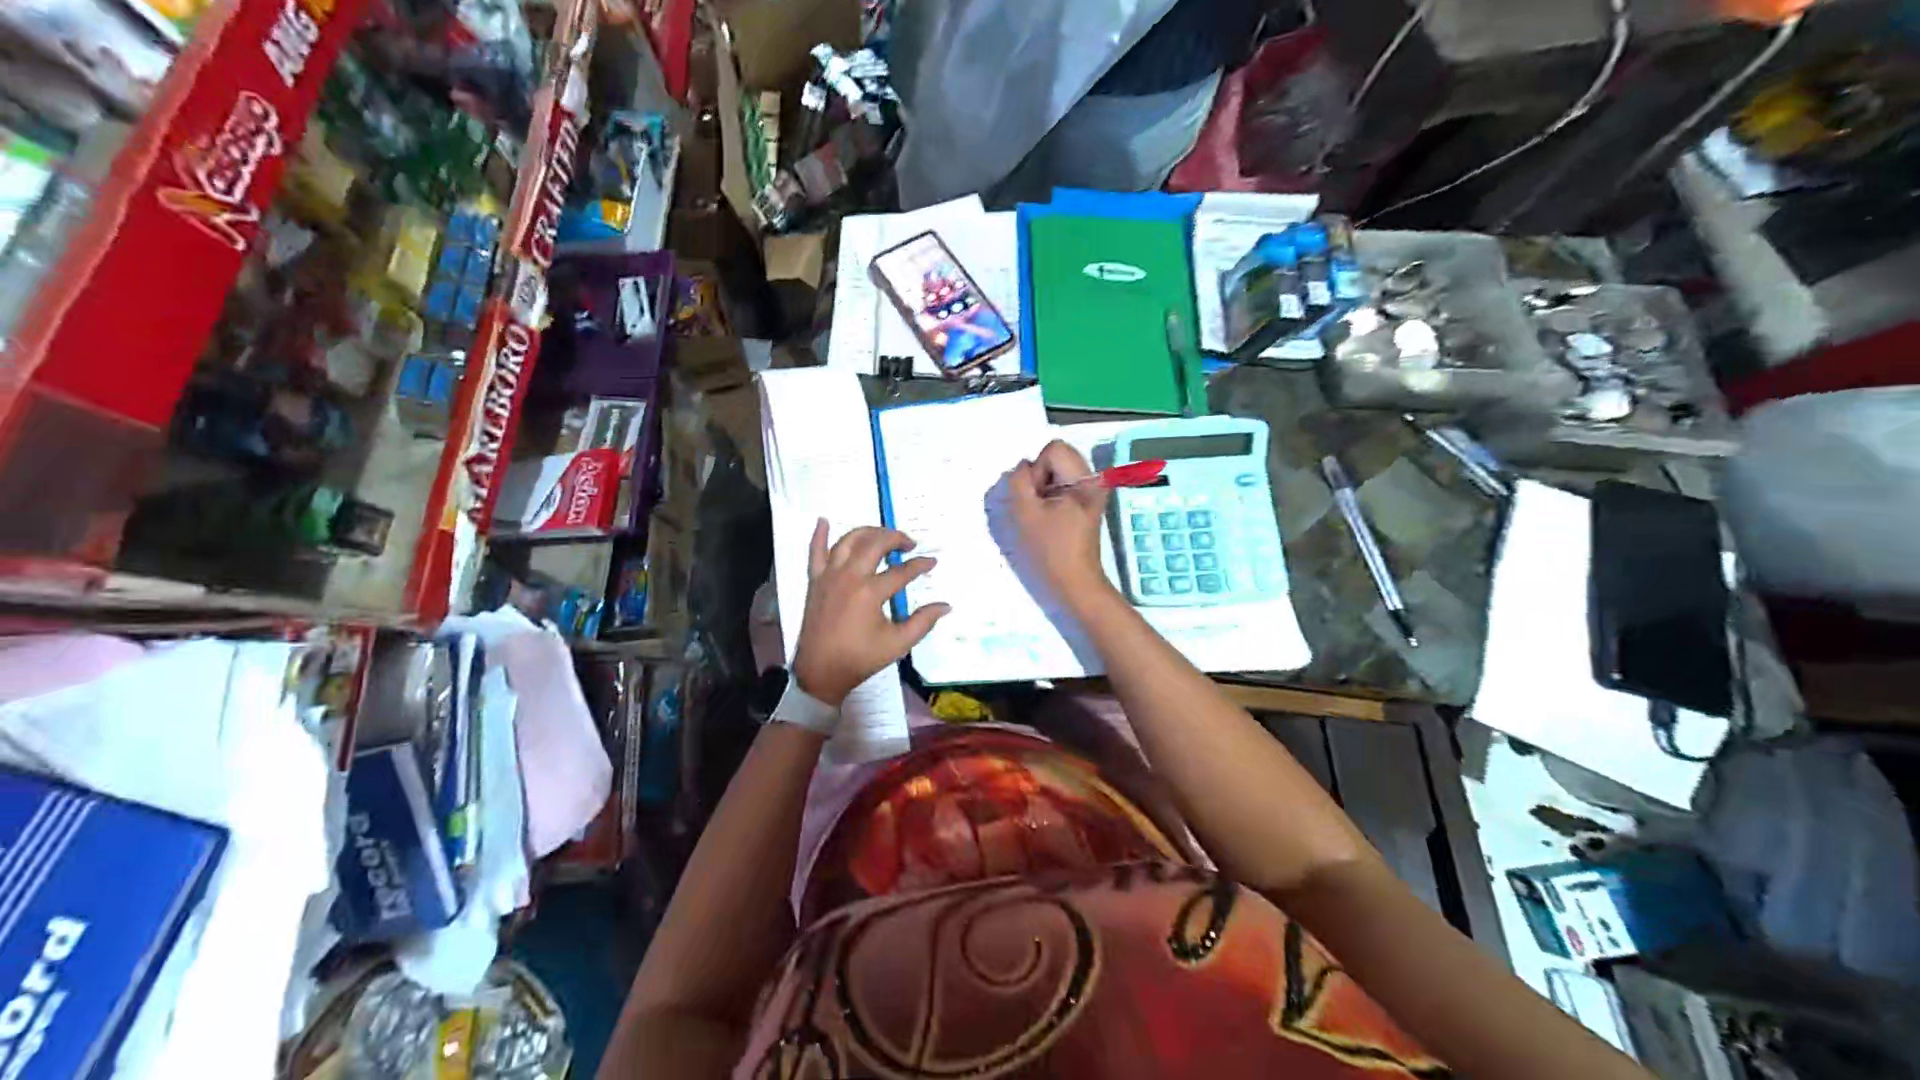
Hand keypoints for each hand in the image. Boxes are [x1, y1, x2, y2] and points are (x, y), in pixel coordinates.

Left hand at [791, 520, 950, 705]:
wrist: (820, 671)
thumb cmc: (860, 658)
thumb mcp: (898, 643)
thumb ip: (923, 622)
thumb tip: (946, 606)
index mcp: (870, 592)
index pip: (902, 571)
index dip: (920, 565)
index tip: (931, 562)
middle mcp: (849, 576)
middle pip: (875, 544)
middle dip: (895, 538)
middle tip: (909, 543)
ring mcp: (829, 576)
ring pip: (848, 540)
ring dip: (868, 532)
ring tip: (882, 535)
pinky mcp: (815, 581)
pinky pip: (815, 552)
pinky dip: (820, 535)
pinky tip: (824, 521)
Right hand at [1005, 440, 1116, 606]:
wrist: (1075, 583)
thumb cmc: (1050, 550)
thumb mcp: (1025, 512)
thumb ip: (1019, 481)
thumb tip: (1024, 467)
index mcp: (1086, 478)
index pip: (1054, 449)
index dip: (1038, 470)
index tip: (1038, 498)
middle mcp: (1094, 479)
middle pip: (1057, 457)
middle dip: (1040, 477)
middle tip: (1039, 507)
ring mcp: (1091, 491)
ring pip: (1057, 471)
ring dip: (1043, 488)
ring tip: (1044, 514)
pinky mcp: (1086, 502)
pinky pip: (1062, 484)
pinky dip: (1050, 496)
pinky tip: (1049, 518)